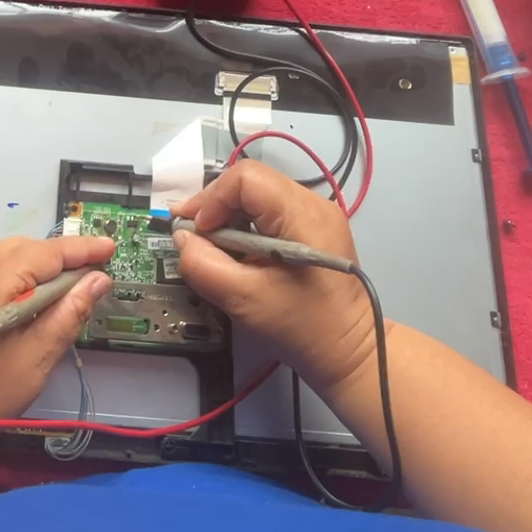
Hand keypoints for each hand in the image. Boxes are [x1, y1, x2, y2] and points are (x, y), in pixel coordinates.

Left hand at [0, 236, 112, 463]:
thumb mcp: (35, 358)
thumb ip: (68, 313)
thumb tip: (97, 280)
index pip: (48, 252)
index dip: (82, 250)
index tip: (110, 248)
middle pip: (26, 248)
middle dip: (60, 257)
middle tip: (91, 273)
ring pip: (6, 255)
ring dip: (36, 264)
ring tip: (63, 285)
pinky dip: (13, 273)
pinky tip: (27, 295)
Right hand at [173, 160, 382, 392]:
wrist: (350, 353)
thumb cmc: (302, 327)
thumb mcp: (244, 300)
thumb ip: (204, 265)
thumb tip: (181, 237)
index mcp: (303, 216)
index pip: (247, 178)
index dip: (213, 198)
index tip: (197, 230)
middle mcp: (313, 204)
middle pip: (251, 181)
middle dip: (215, 204)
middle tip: (192, 232)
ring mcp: (316, 214)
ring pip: (258, 193)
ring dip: (228, 213)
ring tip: (210, 241)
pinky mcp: (313, 228)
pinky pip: (269, 209)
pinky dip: (245, 221)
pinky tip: (235, 246)